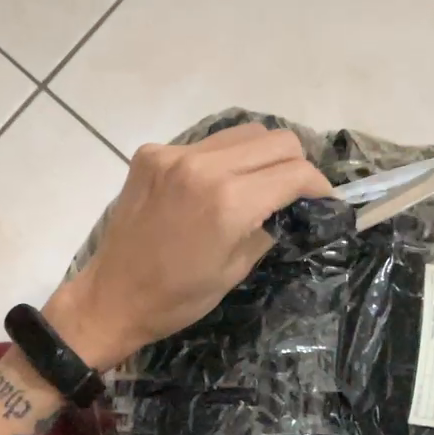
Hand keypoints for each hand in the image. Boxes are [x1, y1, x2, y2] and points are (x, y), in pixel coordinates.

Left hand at [45, 123, 332, 369]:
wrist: (111, 298)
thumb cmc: (175, 300)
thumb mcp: (233, 271)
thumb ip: (266, 229)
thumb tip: (288, 208)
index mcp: (229, 202)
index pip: (295, 172)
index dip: (318, 186)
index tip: (322, 201)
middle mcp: (204, 166)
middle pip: (275, 140)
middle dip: (294, 164)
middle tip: (294, 193)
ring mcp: (174, 155)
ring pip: (241, 134)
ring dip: (259, 156)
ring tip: (258, 185)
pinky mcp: (151, 154)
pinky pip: (203, 144)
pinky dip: (220, 161)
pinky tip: (213, 188)